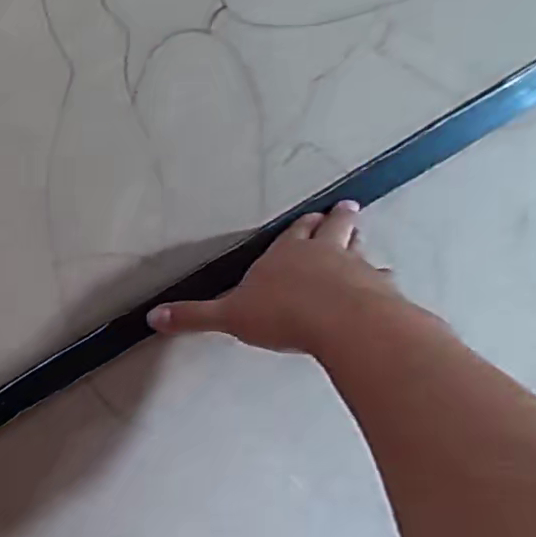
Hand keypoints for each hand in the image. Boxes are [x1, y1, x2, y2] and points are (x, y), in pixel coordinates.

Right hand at [147, 201, 416, 354]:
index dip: (300, 226)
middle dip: (337, 219)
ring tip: (360, 237)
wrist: (348, 327)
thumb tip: (154, 317)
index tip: (309, 216)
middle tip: (344, 209)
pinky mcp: (380, 290)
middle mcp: (323, 254)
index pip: (293, 233)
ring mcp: (356, 269)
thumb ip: (192, 316)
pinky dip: (379, 278)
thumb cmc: (286, 314)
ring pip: (359, 247)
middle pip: (334, 228)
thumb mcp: (227, 316)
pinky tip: (381, 282)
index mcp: (285, 254)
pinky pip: (381, 279)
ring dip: (358, 241)